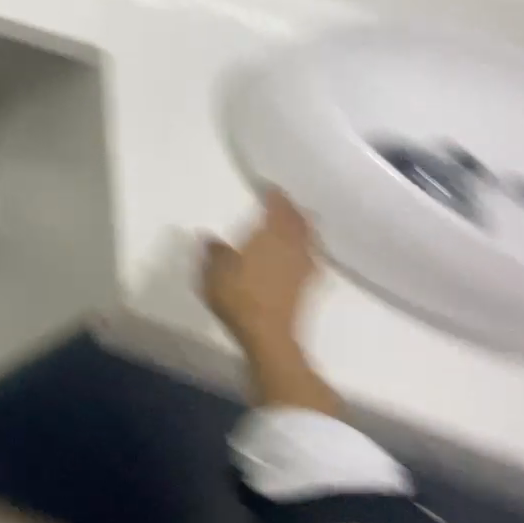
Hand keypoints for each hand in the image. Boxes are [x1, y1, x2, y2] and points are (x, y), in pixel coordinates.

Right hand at [202, 190, 319, 352]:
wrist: (268, 335)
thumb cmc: (237, 297)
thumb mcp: (214, 271)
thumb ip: (215, 252)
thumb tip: (213, 238)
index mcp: (269, 240)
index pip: (278, 212)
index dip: (276, 198)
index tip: (271, 187)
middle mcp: (291, 250)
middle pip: (300, 225)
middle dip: (295, 211)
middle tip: (287, 201)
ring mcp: (303, 269)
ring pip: (309, 241)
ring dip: (304, 228)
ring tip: (296, 222)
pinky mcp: (306, 286)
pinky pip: (311, 256)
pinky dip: (306, 246)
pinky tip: (300, 251)